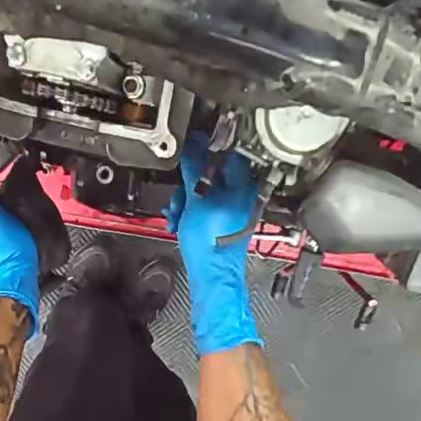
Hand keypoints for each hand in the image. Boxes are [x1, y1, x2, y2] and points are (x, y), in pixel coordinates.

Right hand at [167, 135, 261, 353]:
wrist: (213, 275)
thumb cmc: (211, 244)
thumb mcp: (197, 199)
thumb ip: (195, 169)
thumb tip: (193, 145)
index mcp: (243, 185)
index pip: (226, 152)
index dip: (205, 148)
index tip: (189, 148)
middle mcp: (242, 195)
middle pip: (212, 172)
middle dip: (189, 181)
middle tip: (180, 192)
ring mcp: (233, 209)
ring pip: (205, 190)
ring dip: (185, 198)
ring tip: (177, 212)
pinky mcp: (223, 222)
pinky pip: (204, 206)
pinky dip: (190, 210)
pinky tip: (180, 220)